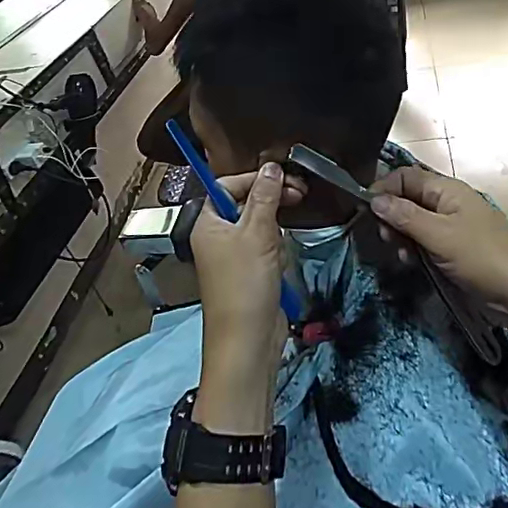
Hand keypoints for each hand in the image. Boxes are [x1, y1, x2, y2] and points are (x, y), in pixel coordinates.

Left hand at [190, 163, 289, 433]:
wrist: (248, 341)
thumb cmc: (246, 283)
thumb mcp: (258, 233)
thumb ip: (266, 196)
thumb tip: (272, 165)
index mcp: (208, 223)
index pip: (228, 184)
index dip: (255, 178)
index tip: (283, 178)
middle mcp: (217, 235)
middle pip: (245, 202)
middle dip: (272, 198)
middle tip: (299, 193)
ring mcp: (233, 254)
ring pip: (259, 223)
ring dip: (276, 225)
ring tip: (287, 233)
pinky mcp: (250, 270)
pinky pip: (265, 245)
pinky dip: (277, 247)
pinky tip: (283, 257)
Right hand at [368, 168, 507, 322]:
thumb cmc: (481, 257)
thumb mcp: (439, 236)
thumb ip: (406, 216)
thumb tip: (374, 198)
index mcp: (447, 189)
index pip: (406, 177)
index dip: (384, 189)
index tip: (367, 211)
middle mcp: (448, 202)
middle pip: (408, 198)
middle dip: (392, 216)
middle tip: (386, 239)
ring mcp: (452, 226)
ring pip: (414, 222)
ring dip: (402, 235)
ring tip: (402, 255)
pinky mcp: (453, 248)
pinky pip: (425, 240)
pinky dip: (414, 248)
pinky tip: (413, 263)